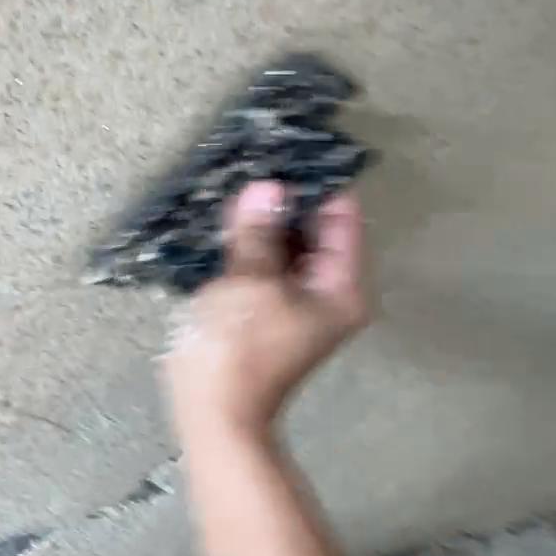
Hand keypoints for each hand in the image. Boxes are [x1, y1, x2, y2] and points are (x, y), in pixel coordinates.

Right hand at [163, 180, 369, 440]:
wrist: (213, 405)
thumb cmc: (239, 344)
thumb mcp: (250, 281)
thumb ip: (259, 233)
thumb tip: (267, 187)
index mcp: (339, 287)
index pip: (341, 221)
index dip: (318, 186)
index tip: (288, 150)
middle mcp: (322, 291)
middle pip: (311, 232)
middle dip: (283, 200)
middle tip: (251, 161)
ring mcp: (288, 300)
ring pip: (280, 246)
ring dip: (258, 219)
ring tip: (231, 183)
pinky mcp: (256, 306)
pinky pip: (257, 262)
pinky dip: (242, 242)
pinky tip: (217, 221)